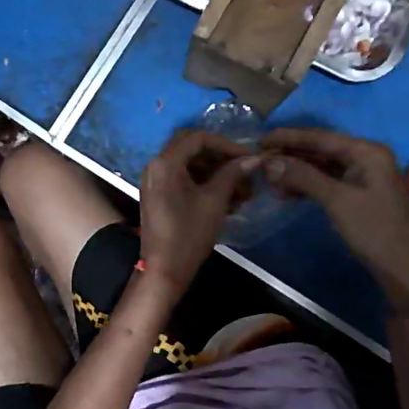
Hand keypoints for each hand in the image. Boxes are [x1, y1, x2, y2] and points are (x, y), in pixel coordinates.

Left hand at [138, 130, 257, 292]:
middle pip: (191, 147)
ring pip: (188, 164)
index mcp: (165, 163)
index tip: (248, 157)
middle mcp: (155, 166)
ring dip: (214, 171)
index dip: (226, 144)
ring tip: (241, 187)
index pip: (198, 139)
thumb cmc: (189, 234)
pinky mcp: (158, 194)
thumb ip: (232, 174)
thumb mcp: (215, 201)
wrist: (164, 270)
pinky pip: (182, 178)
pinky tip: (227, 197)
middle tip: (242, 167)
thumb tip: (254, 158)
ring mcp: (154, 180)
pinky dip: (203, 182)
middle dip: (219, 155)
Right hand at [262, 128, 408, 307]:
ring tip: (270, 180)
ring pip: (323, 166)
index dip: (290, 137)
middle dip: (291, 156)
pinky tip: (288, 192)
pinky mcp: (360, 192)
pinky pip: (329, 180)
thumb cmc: (373, 230)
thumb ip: (303, 177)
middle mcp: (367, 156)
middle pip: (322, 149)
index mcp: (367, 151)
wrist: (402, 267)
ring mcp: (365, 174)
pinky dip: (309, 184)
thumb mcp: (336, 201)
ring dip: (298, 172)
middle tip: (261, 160)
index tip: (261, 139)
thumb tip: (269, 162)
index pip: (321, 137)